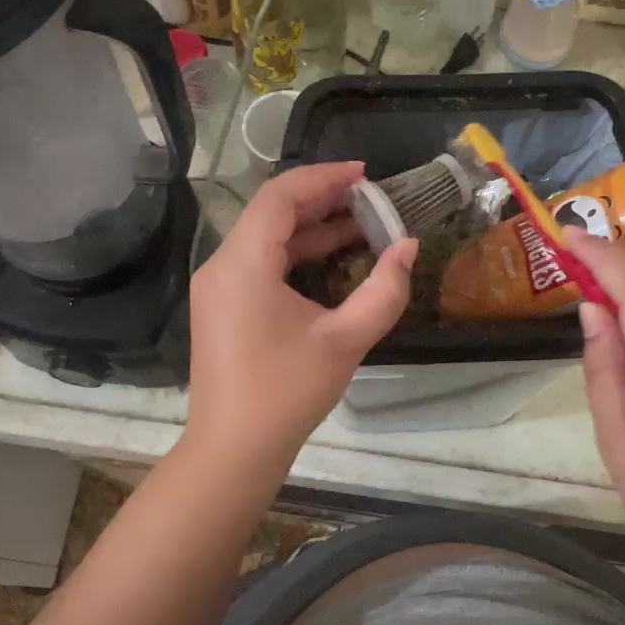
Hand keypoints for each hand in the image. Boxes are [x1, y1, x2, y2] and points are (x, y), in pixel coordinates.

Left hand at [186, 161, 416, 466]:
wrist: (233, 449)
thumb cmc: (286, 393)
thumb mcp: (345, 341)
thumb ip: (384, 291)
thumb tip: (408, 248)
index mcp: (243, 263)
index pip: (280, 197)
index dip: (324, 178)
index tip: (366, 175)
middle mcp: (221, 265)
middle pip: (270, 213)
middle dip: (321, 201)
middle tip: (370, 200)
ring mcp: (217, 288)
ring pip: (264, 239)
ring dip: (310, 229)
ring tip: (360, 226)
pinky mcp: (221, 308)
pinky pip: (258, 263)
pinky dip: (293, 255)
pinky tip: (330, 261)